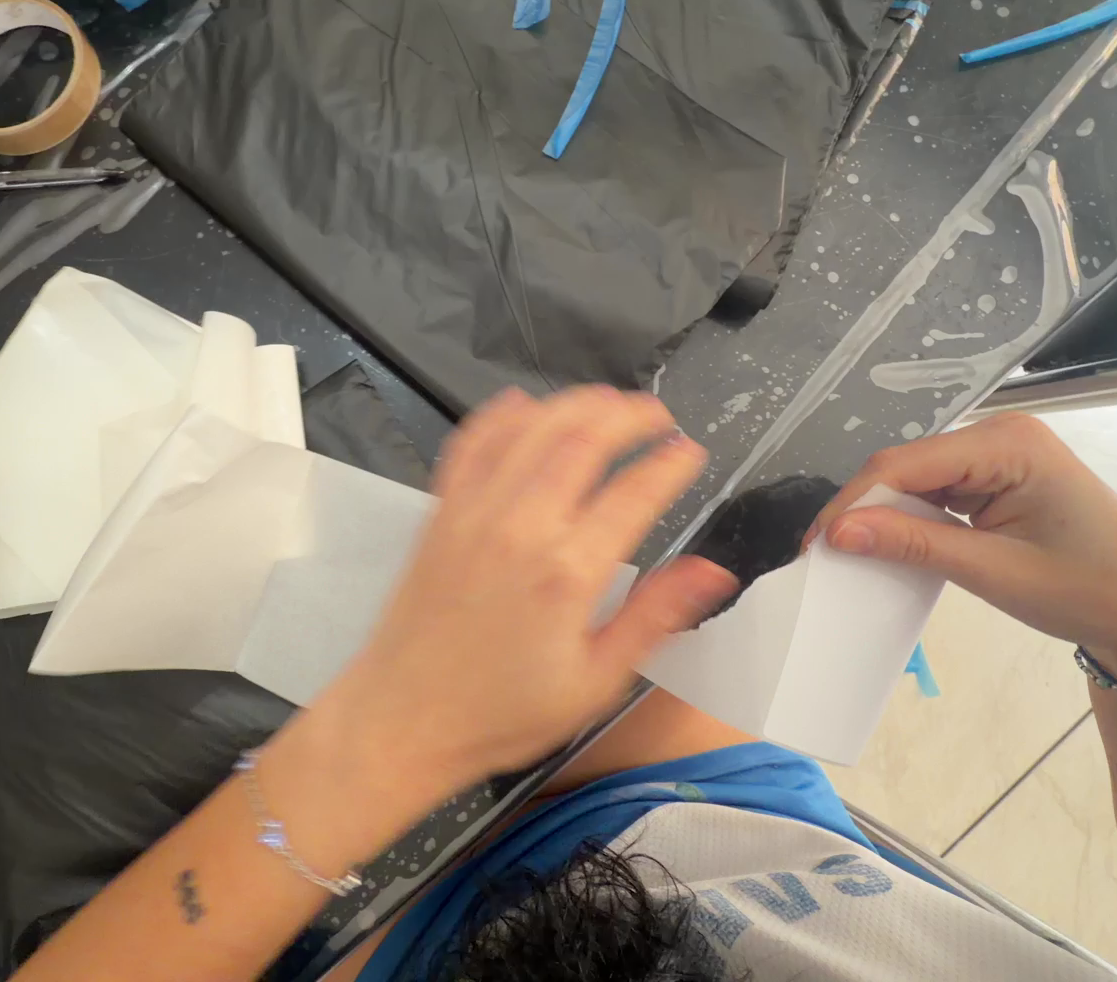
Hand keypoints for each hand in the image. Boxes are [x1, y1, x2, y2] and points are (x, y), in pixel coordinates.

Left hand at [315, 387, 737, 795]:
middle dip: (627, 415)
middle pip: (581, 440)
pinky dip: (499, 415)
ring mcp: (472, 510)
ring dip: (573, 404)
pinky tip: (523, 403)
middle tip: (657, 413)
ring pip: (529, 429)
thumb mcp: (594, 682)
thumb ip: (653, 617)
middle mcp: (519, 525)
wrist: (403, 717)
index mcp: (566, 572)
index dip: (669, 466)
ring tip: (609, 400)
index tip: (691, 452)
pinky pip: (471, 444)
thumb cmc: (504, 711)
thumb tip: (713, 570)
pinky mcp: (439, 510)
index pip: (633, 494)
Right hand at [805, 413, 1116, 692]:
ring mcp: (995, 453)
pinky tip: (886, 540)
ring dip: (879, 513)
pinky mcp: (993, 474)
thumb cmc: (1091, 592)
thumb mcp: (994, 571)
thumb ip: (911, 544)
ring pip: (910, 477)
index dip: (853, 503)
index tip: (816, 545)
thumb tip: (835, 533)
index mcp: (1007, 444)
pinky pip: (931, 489)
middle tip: (825, 552)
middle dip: (861, 508)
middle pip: (902, 466)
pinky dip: (905, 517)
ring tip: (847, 549)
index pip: (903, 465)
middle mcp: (997, 434)